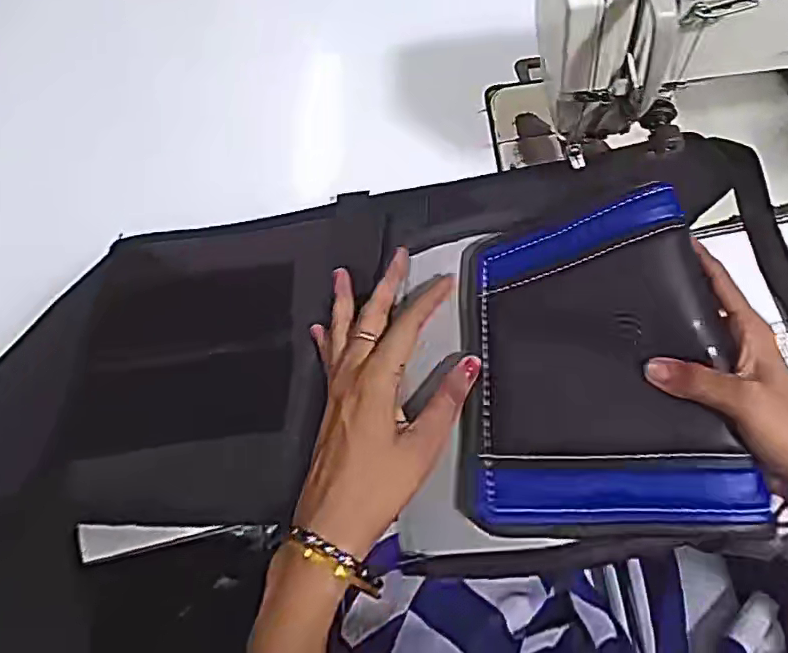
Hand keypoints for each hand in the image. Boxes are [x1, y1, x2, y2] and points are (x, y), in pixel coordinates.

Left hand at [293, 248, 479, 557]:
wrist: (329, 528)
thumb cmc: (372, 491)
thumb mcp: (422, 446)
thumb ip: (447, 400)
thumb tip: (467, 365)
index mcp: (377, 383)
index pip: (406, 326)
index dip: (427, 300)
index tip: (444, 282)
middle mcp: (352, 380)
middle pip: (370, 318)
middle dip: (386, 284)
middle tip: (396, 258)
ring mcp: (337, 391)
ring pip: (342, 332)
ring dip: (346, 301)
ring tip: (343, 276)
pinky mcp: (330, 405)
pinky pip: (328, 357)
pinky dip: (326, 336)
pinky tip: (320, 328)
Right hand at [643, 242, 787, 503]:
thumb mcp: (741, 399)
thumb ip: (696, 381)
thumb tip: (657, 365)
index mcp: (754, 332)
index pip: (723, 282)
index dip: (703, 259)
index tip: (683, 241)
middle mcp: (746, 345)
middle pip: (709, 308)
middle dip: (683, 293)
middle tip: (655, 278)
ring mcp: (738, 370)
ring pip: (702, 341)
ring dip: (680, 335)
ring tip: (653, 321)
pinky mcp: (731, 395)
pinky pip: (699, 371)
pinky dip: (682, 367)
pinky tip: (666, 371)